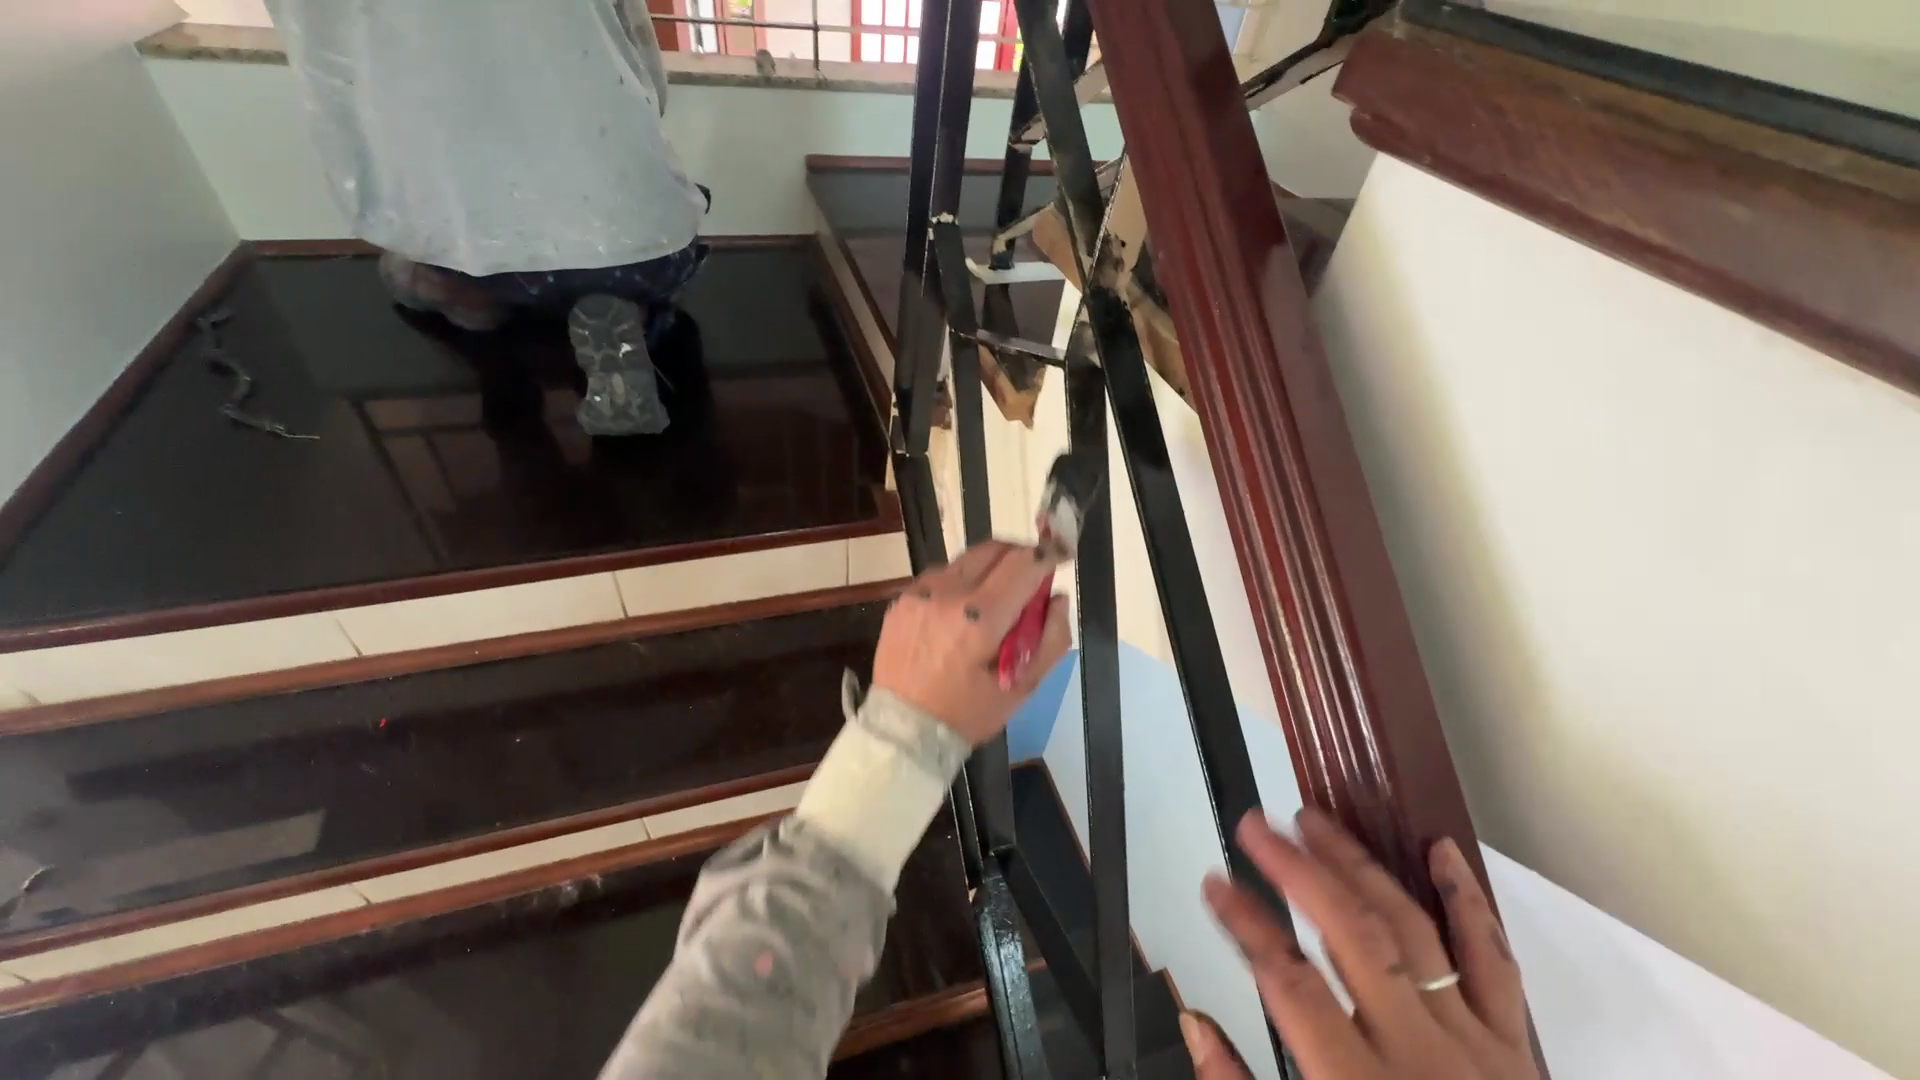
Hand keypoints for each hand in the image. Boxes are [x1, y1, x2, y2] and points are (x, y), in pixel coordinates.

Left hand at [872, 540, 1071, 745]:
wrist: (903, 730)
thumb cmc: (968, 713)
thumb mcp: (1023, 687)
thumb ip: (1051, 639)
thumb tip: (1057, 598)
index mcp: (981, 618)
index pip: (1023, 563)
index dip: (1047, 556)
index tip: (1058, 557)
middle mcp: (948, 594)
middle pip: (994, 549)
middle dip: (1019, 557)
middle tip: (1030, 580)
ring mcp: (920, 593)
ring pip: (966, 560)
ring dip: (988, 570)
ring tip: (994, 602)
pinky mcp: (902, 599)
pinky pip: (940, 576)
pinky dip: (960, 584)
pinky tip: (962, 614)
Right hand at [1184, 809, 1537, 1079]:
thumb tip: (1195, 1024)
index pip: (1288, 981)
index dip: (1244, 923)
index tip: (1212, 883)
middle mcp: (1418, 1053)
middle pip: (1349, 934)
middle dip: (1297, 870)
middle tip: (1256, 825)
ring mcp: (1473, 1045)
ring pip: (1410, 930)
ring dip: (1359, 866)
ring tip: (1315, 821)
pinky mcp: (1516, 1051)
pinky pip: (1493, 962)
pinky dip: (1466, 901)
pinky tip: (1438, 851)